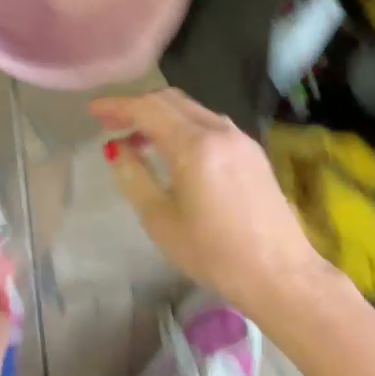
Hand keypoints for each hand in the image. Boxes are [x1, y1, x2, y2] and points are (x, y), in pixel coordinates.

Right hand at [91, 88, 336, 306]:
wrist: (281, 276)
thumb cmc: (214, 254)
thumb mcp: (161, 220)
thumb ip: (133, 177)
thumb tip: (116, 147)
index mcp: (194, 145)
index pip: (147, 108)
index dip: (116, 105)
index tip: (93, 110)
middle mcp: (218, 130)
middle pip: (169, 100)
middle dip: (137, 105)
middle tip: (110, 121)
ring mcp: (240, 138)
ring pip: (191, 109)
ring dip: (161, 114)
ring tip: (137, 136)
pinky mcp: (252, 152)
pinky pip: (210, 123)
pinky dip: (183, 125)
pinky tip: (173, 149)